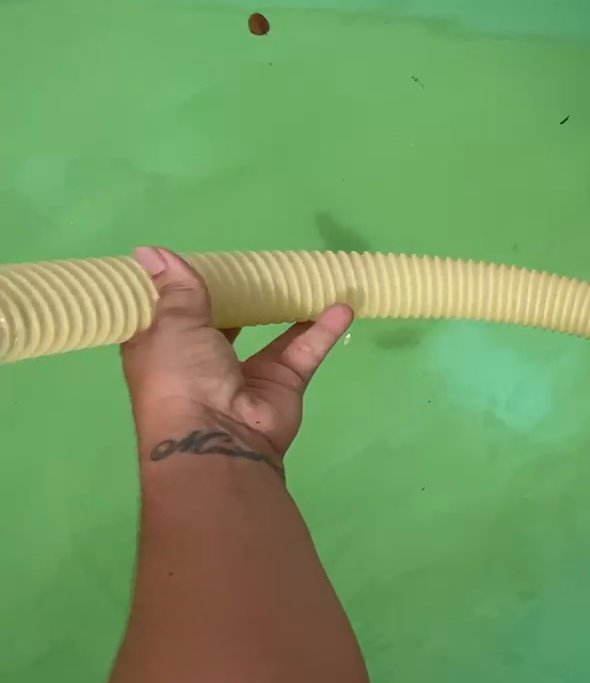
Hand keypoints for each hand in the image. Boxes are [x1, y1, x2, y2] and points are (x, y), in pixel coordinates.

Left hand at [120, 247, 352, 466]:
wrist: (219, 431)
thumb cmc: (180, 375)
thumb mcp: (174, 326)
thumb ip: (179, 291)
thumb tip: (152, 250)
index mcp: (163, 345)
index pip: (172, 312)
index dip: (186, 289)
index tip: (202, 265)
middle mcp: (205, 357)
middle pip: (230, 321)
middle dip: (246, 298)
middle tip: (262, 268)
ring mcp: (249, 370)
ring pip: (274, 333)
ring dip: (291, 310)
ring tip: (310, 283)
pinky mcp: (287, 380)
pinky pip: (306, 350)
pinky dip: (324, 330)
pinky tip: (342, 309)